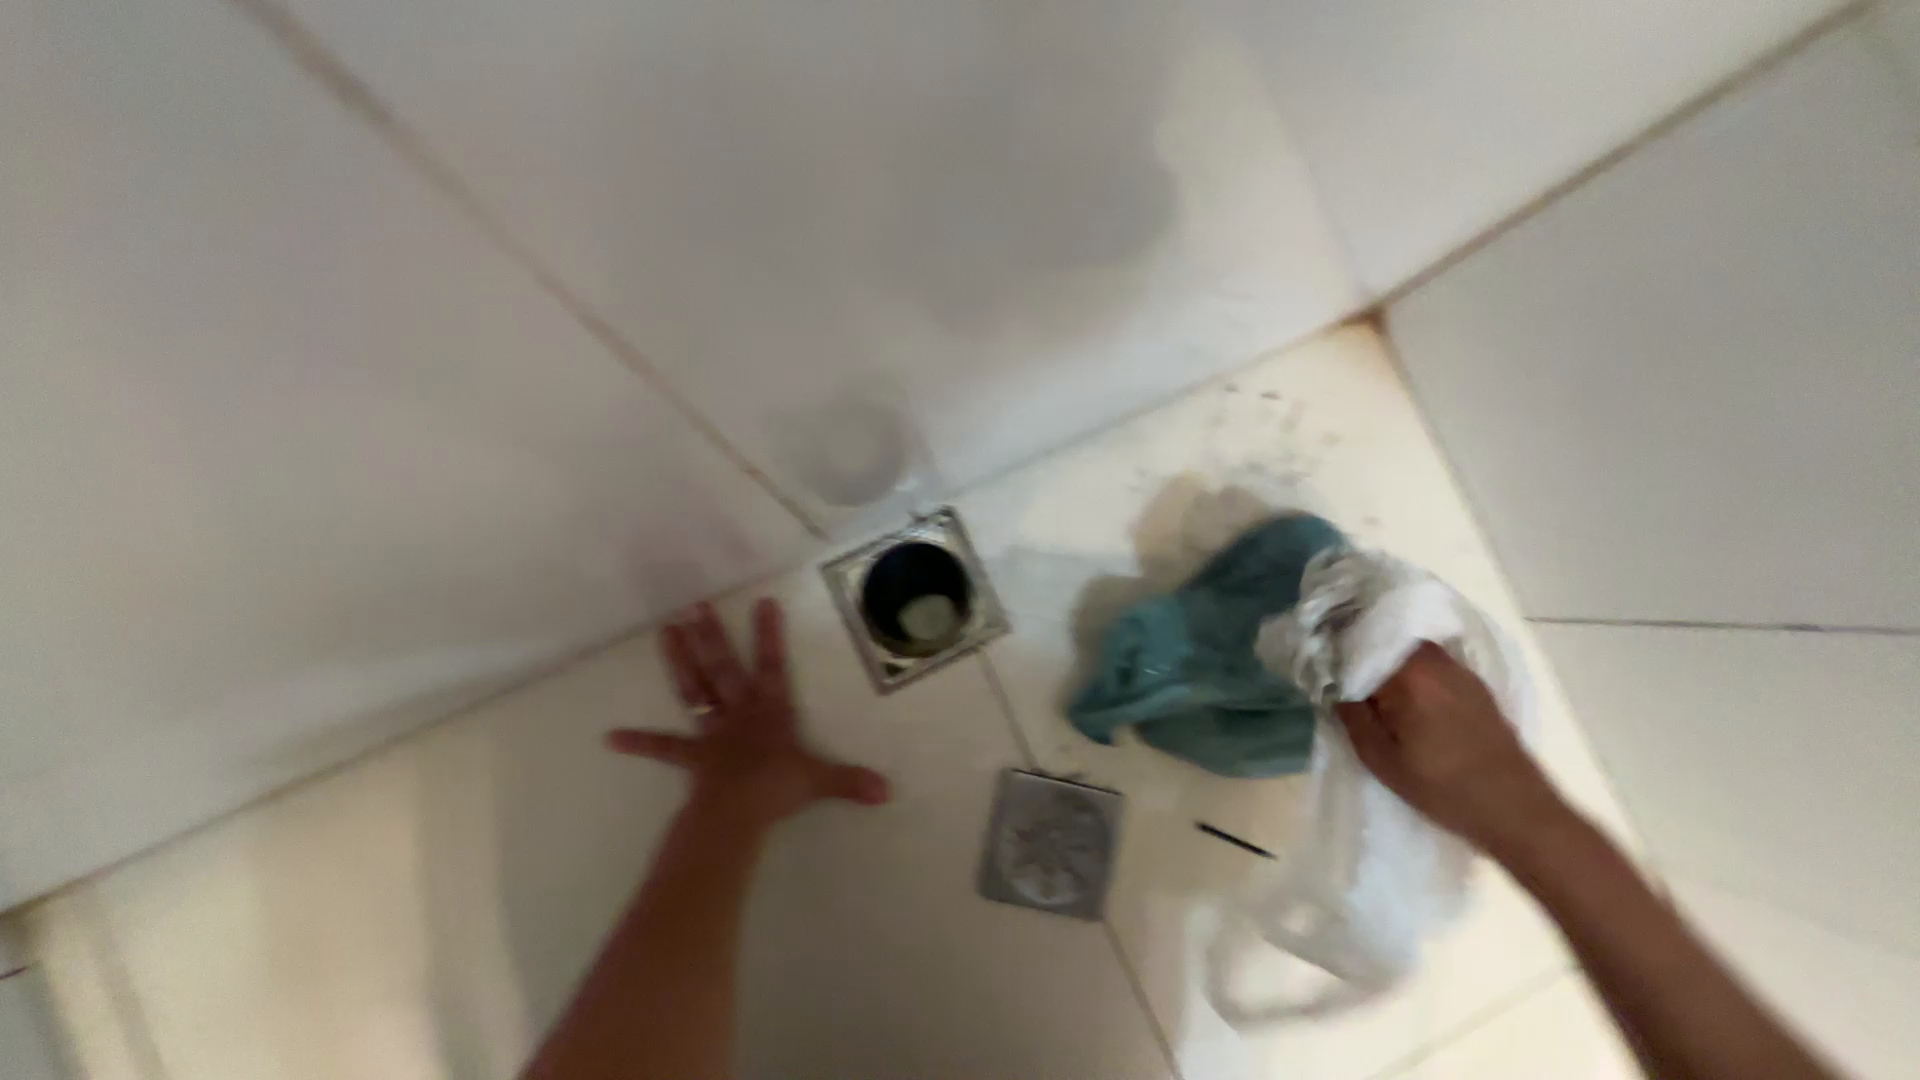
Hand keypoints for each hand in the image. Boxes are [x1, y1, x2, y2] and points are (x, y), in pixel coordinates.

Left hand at [607, 599, 889, 828]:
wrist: (737, 814)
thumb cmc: (777, 789)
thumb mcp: (820, 782)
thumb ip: (850, 781)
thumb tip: (887, 791)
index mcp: (770, 712)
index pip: (771, 666)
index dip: (769, 635)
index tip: (763, 602)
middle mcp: (739, 713)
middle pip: (723, 667)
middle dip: (711, 635)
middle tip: (695, 604)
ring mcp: (712, 732)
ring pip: (694, 689)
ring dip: (679, 661)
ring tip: (665, 631)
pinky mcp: (691, 756)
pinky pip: (663, 748)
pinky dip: (639, 743)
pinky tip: (609, 737)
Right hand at [1334, 642, 1571, 857]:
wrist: (1517, 811)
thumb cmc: (1442, 788)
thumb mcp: (1380, 759)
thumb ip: (1351, 714)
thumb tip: (1331, 683)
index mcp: (1408, 676)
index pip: (1357, 643)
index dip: (1332, 645)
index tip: (1315, 656)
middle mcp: (1435, 662)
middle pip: (1385, 637)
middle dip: (1358, 645)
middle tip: (1335, 665)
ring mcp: (1460, 671)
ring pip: (1409, 648)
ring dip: (1384, 656)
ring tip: (1365, 679)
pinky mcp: (1475, 685)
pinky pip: (1431, 662)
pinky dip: (1409, 667)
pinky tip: (1400, 692)